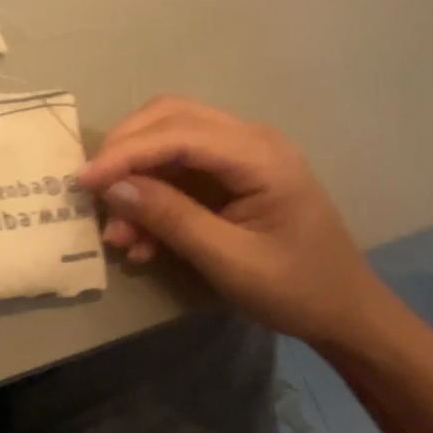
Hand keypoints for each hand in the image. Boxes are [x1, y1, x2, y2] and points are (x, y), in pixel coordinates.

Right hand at [78, 97, 394, 347]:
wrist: (347, 316)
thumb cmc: (297, 290)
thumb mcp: (230, 262)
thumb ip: (170, 218)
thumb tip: (112, 188)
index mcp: (261, 156)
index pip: (177, 134)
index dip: (125, 153)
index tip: (84, 181)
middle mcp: (250, 139)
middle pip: (168, 117)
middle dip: (124, 150)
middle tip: (93, 189)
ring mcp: (241, 151)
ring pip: (166, 135)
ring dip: (134, 174)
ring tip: (118, 229)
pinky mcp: (230, 170)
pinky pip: (176, 165)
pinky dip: (150, 192)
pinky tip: (140, 236)